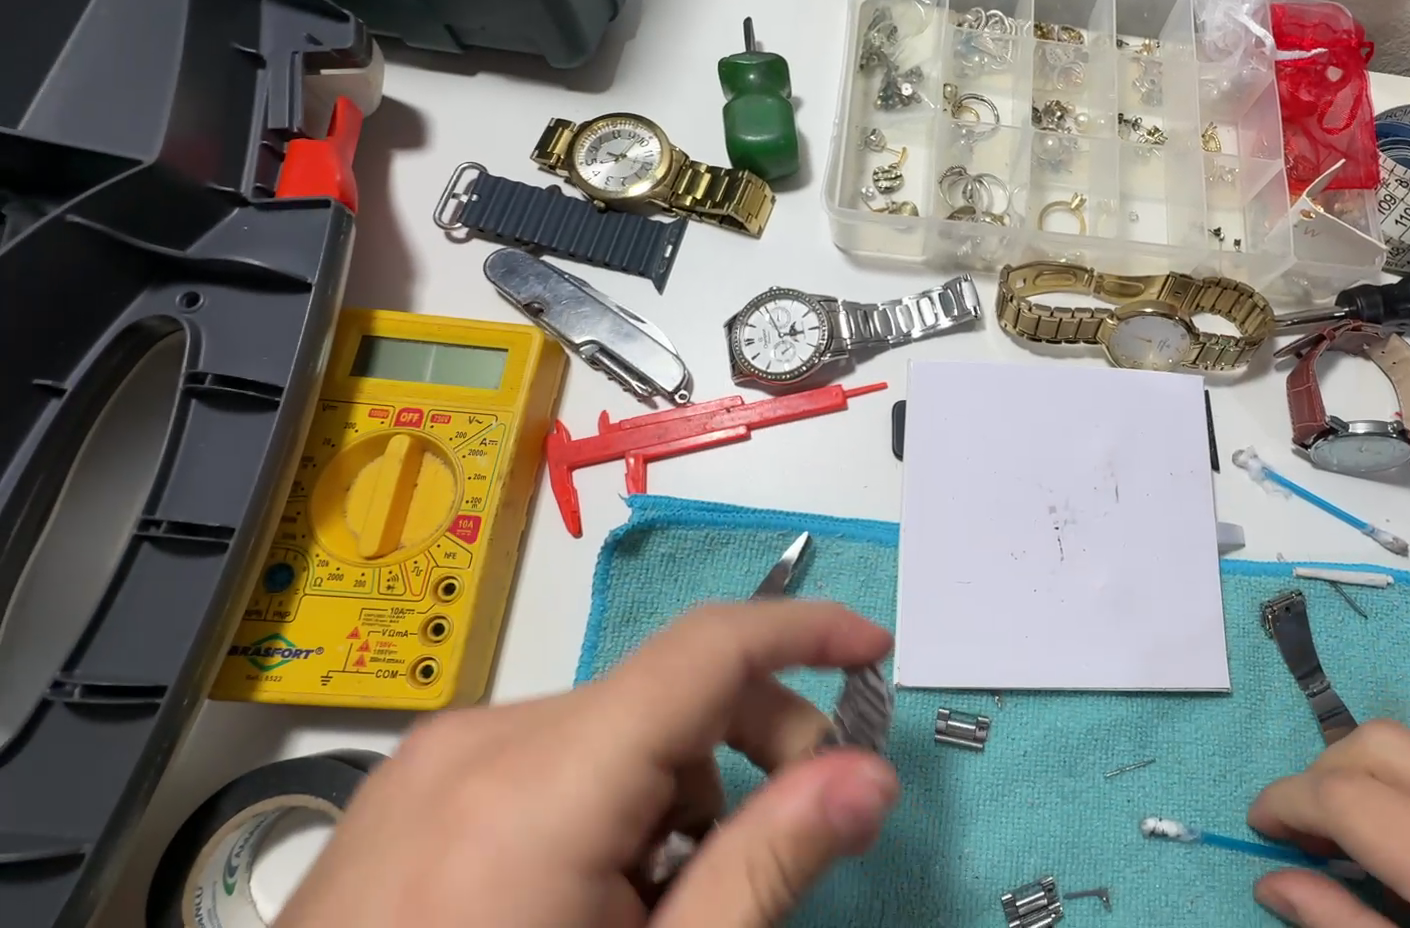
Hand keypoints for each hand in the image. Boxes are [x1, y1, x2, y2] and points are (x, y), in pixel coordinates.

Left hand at [279, 601, 898, 927]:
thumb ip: (769, 865)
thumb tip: (871, 777)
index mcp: (539, 783)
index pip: (707, 649)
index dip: (806, 631)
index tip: (874, 650)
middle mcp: (482, 740)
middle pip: (667, 690)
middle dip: (751, 743)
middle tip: (791, 829)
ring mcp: (433, 762)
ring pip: (619, 728)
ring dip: (677, 790)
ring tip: (659, 903)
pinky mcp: (413, 791)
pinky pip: (558, 757)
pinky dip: (613, 802)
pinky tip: (590, 898)